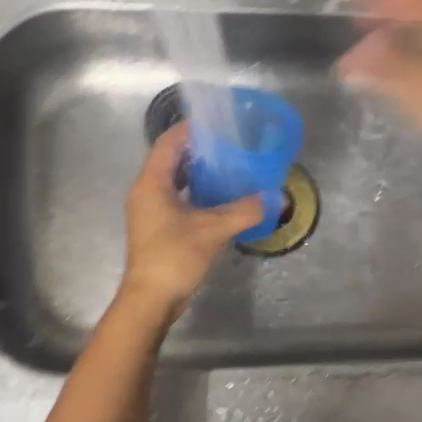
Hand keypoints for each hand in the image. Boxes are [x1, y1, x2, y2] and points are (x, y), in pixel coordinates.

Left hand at [118, 125, 263, 320]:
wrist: (151, 299)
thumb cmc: (174, 256)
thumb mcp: (213, 230)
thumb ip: (245, 210)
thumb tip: (275, 197)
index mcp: (152, 183)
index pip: (168, 143)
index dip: (189, 129)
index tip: (216, 122)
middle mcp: (146, 192)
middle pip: (170, 160)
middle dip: (198, 150)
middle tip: (228, 145)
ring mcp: (150, 212)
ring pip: (173, 182)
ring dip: (197, 173)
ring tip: (228, 168)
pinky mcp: (157, 229)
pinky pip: (176, 200)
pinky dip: (196, 194)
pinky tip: (219, 199)